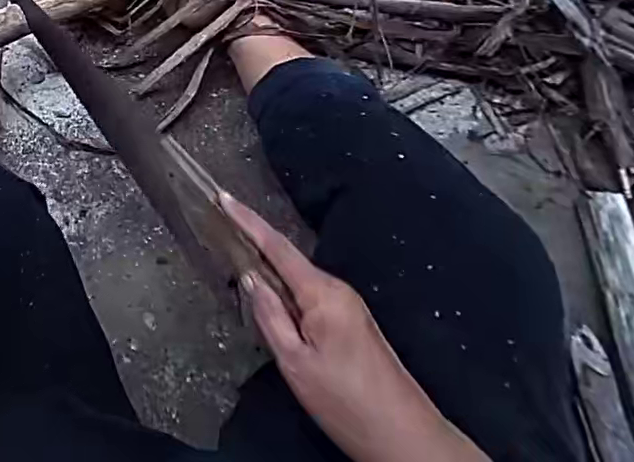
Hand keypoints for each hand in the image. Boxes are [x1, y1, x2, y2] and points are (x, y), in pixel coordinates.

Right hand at [220, 192, 486, 461]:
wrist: (412, 444)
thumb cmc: (349, 404)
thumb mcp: (296, 363)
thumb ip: (270, 314)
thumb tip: (250, 277)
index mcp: (322, 293)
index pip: (276, 246)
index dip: (247, 219)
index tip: (223, 196)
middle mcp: (337, 290)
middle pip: (286, 259)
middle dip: (255, 246)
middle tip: (221, 234)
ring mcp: (348, 305)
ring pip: (297, 280)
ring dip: (270, 273)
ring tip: (240, 271)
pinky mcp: (352, 323)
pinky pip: (309, 295)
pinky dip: (286, 291)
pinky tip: (273, 304)